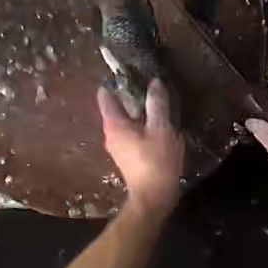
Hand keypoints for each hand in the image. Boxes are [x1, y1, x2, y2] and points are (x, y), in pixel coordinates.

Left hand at [98, 80, 183, 215]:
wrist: (154, 197)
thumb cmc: (156, 161)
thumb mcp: (161, 129)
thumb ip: (157, 104)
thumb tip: (154, 83)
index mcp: (114, 124)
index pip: (106, 95)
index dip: (115, 81)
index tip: (128, 70)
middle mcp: (110, 134)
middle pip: (116, 107)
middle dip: (130, 95)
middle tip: (148, 83)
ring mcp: (117, 147)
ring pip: (125, 121)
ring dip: (138, 111)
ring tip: (156, 102)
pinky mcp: (127, 157)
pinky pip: (131, 133)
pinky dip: (141, 125)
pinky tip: (157, 125)